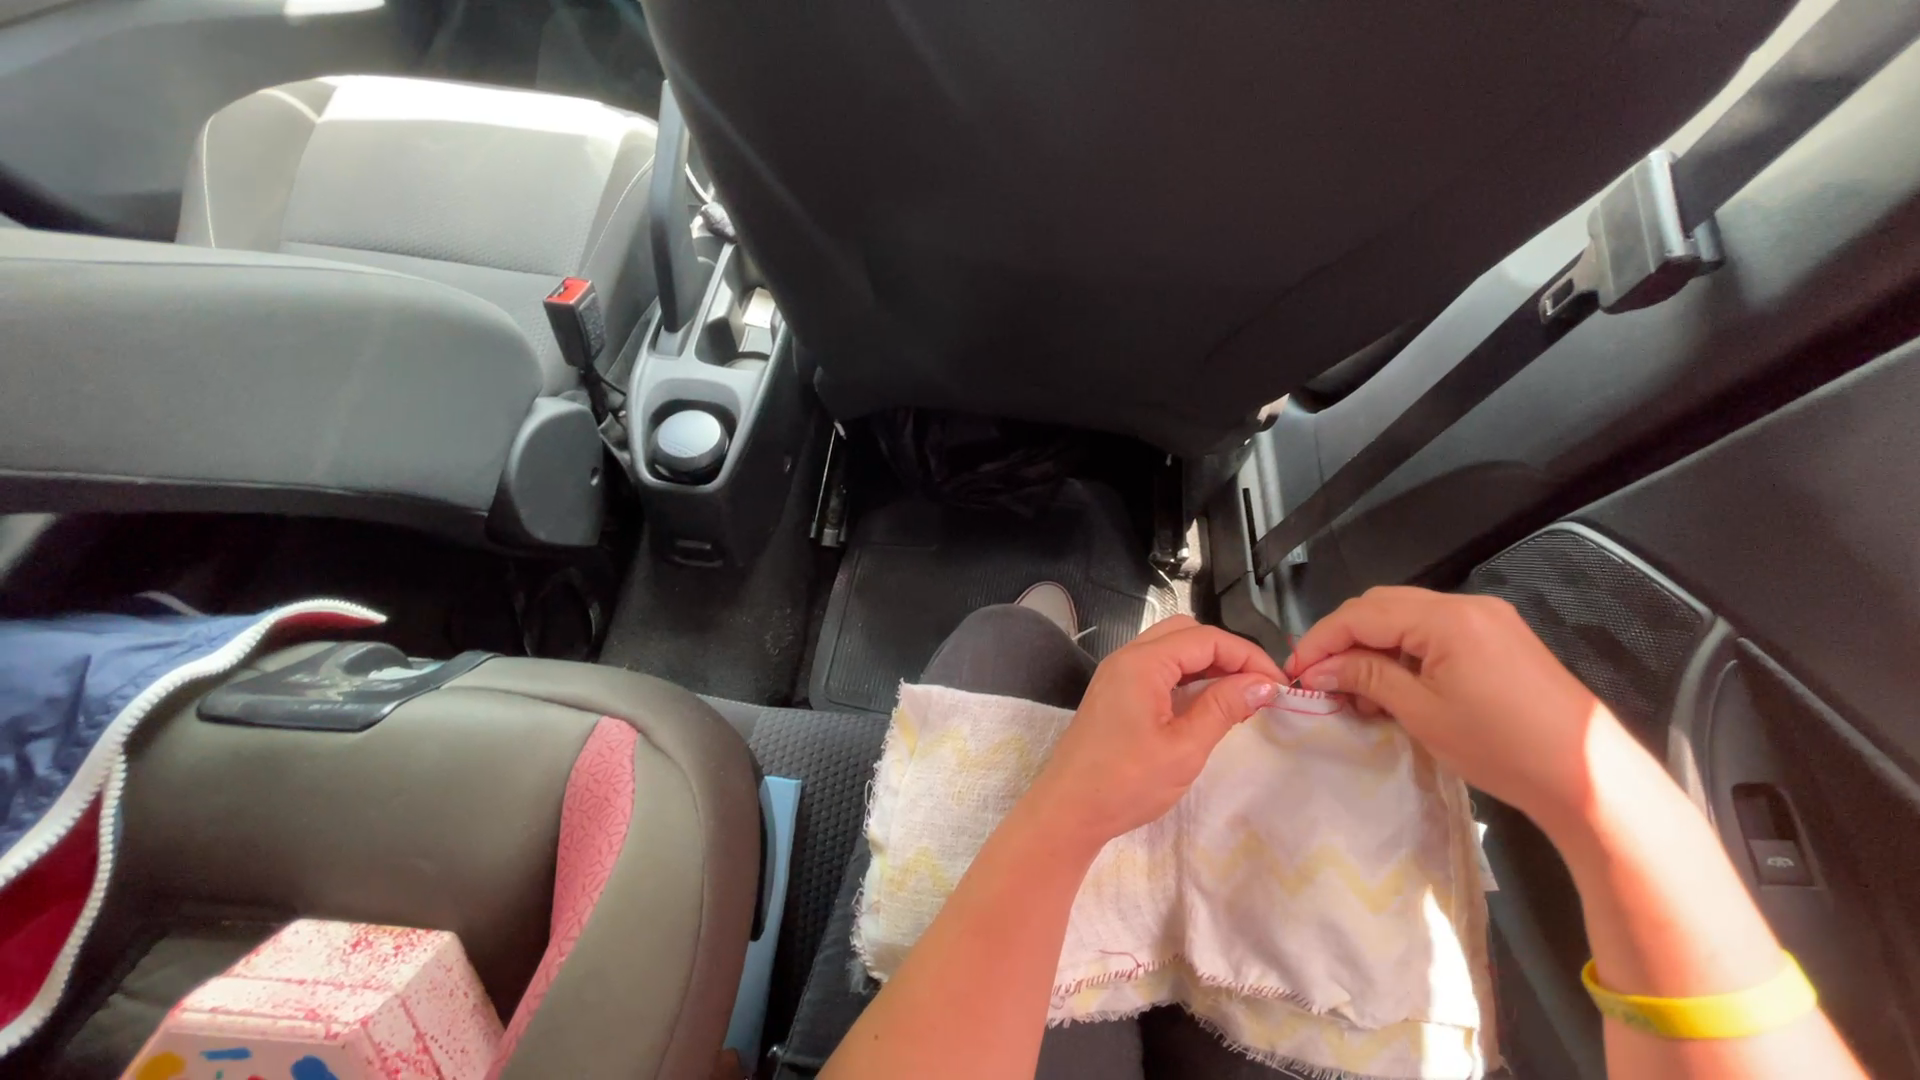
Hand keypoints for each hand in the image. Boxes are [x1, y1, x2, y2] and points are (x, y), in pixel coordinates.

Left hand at [1024, 615, 1282, 848]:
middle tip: (1258, 686)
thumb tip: (1263, 684)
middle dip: (1227, 653)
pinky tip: (1206, 703)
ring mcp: (1117, 674)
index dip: (1247, 656)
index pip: (1206, 638)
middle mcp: (1126, 658)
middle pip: (1187, 633)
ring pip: (1171, 649)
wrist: (1068, 810)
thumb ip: (1223, 708)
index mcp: (1141, 662)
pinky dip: (1186, 677)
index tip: (1279, 684)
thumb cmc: (1126, 782)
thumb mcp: (1184, 748)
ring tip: (1239, 695)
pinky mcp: (1115, 693)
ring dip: (1207, 664)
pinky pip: (1157, 669)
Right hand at [1284, 586, 1638, 831]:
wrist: (1590, 778)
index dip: (1321, 640)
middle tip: (1320, 677)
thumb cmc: (1502, 747)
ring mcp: (1488, 619)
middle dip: (1344, 638)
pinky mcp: (1499, 638)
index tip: (1295, 671)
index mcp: (1447, 618)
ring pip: (1405, 616)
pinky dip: (1403, 650)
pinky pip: (1434, 631)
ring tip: (1356, 687)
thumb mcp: (1421, 713)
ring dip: (1372, 644)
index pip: (1361, 614)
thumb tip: (1319, 669)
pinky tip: (1394, 683)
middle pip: (1381, 605)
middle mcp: (1467, 605)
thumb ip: (1366, 677)